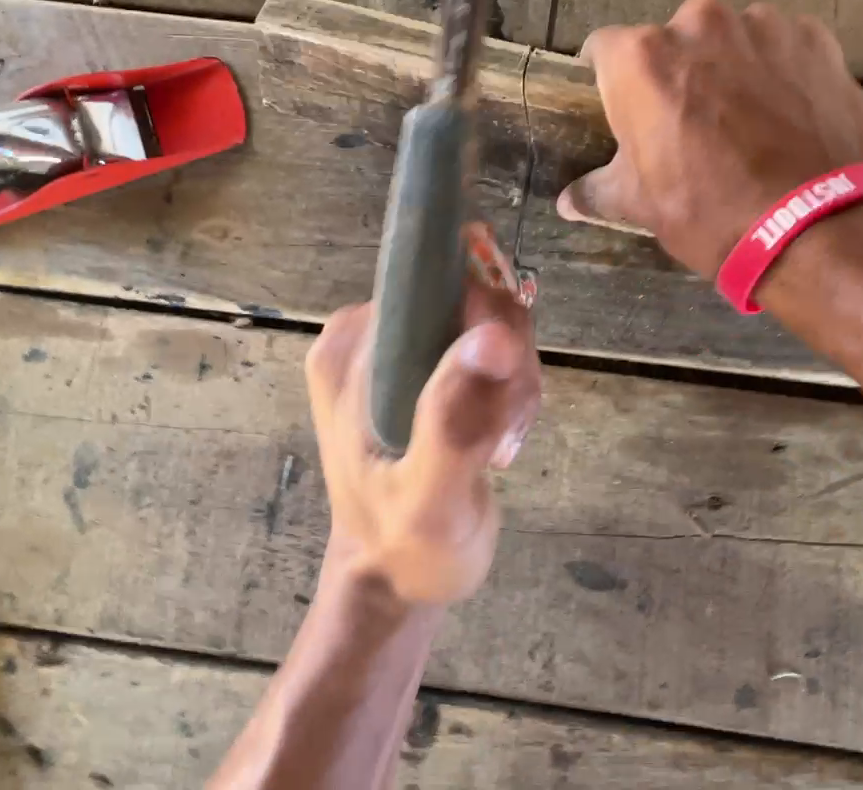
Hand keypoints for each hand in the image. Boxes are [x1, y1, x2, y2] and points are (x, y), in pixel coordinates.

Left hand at [305, 275, 540, 604]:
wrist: (395, 578)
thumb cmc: (405, 550)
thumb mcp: (429, 502)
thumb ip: (453, 423)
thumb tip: (493, 336)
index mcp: (349, 353)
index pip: (435, 284)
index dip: (485, 316)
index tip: (506, 377)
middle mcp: (369, 335)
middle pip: (470, 299)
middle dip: (508, 361)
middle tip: (505, 426)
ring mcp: (398, 348)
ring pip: (490, 324)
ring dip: (514, 381)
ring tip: (500, 442)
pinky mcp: (424, 365)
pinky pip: (491, 346)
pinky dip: (509, 389)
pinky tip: (498, 438)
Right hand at [559, 0, 862, 275]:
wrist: (814, 228)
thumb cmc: (709, 212)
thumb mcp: (640, 205)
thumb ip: (599, 189)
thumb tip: (567, 201)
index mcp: (642, 58)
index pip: (604, 49)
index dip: (610, 79)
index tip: (623, 107)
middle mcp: (698, 23)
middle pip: (674, 40)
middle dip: (677, 72)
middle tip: (691, 123)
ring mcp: (762, 25)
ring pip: (731, 39)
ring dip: (731, 67)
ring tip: (748, 121)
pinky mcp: (815, 38)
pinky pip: (783, 47)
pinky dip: (780, 71)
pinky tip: (788, 116)